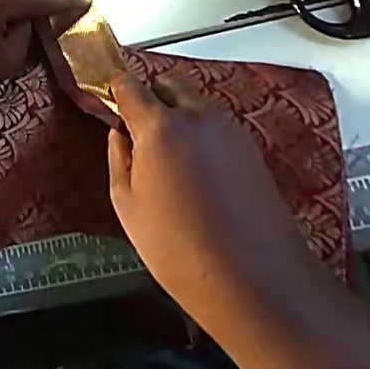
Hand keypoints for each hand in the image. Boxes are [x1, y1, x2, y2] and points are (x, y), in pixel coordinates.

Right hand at [107, 72, 315, 317]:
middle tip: (141, 134)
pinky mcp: (251, 147)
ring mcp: (228, 129)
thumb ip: (117, 158)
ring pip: (194, 103)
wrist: (258, 284)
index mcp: (159, 127)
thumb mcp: (128, 206)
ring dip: (178, 116)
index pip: (128, 84)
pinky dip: (202, 134)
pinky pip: (216, 125)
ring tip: (172, 160)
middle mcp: (197, 116)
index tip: (112, 107)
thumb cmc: (182, 251)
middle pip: (166, 84)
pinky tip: (199, 174)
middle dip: (150, 100)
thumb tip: (120, 134)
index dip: (115, 92)